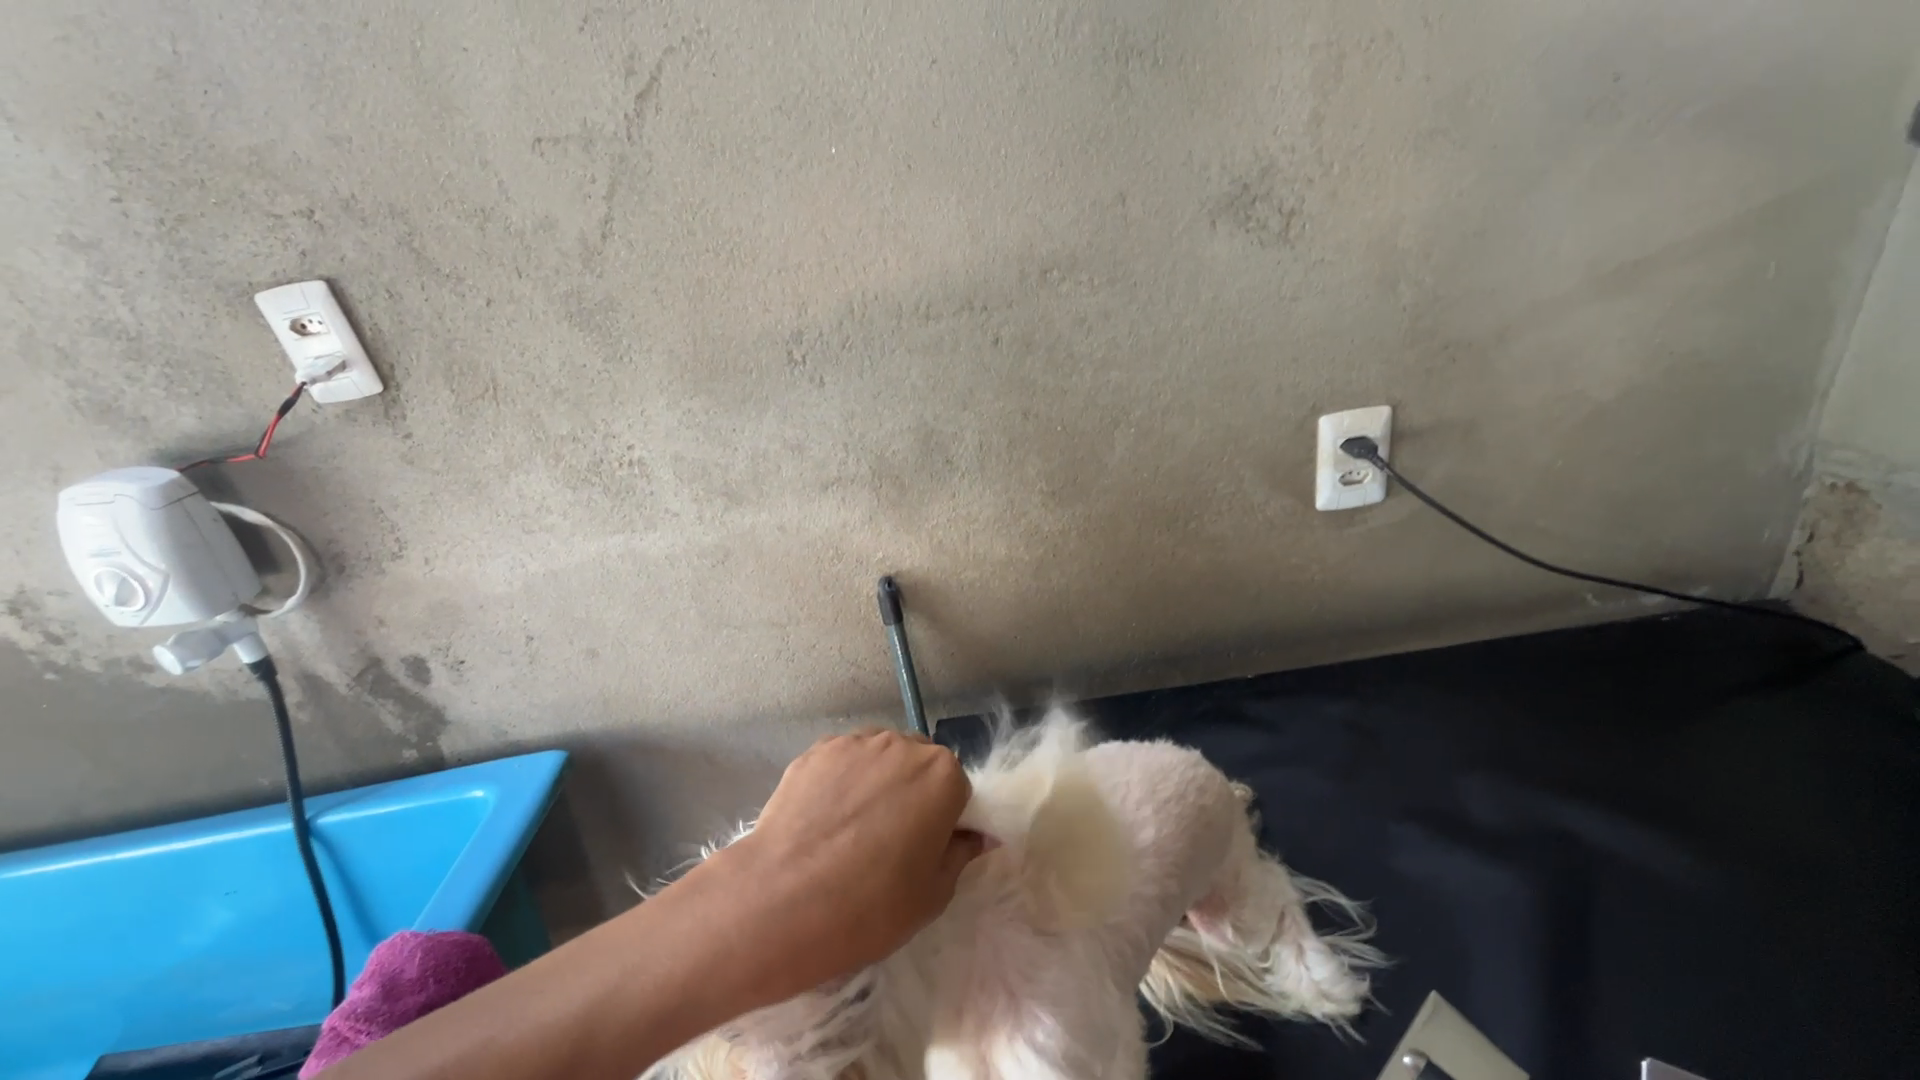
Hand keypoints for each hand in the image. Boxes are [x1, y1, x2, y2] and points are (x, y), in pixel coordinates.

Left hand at [699, 730, 983, 1002]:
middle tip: (889, 842)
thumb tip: (973, 836)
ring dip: (875, 783)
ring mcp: (853, 744)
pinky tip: (822, 822)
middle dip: (911, 794)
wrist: (781, 900)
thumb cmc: (870, 905)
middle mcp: (902, 746)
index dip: (944, 821)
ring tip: (849, 831)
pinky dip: (838, 784)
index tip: (926, 850)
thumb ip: (959, 855)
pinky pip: (840, 763)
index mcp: (943, 776)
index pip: (958, 791)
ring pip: (877, 759)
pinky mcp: (812, 752)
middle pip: (918, 765)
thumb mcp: (932, 896)